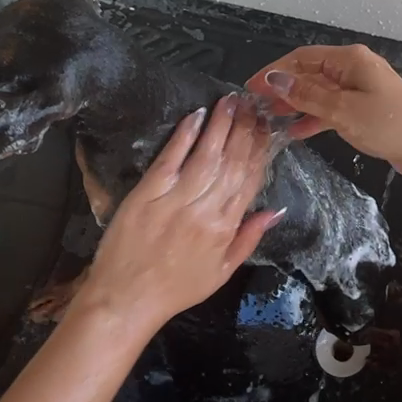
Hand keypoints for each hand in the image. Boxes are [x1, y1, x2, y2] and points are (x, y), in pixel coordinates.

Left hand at [76, 96, 282, 332]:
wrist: (125, 301)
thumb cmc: (176, 289)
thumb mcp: (222, 271)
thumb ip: (250, 238)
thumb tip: (276, 210)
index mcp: (225, 227)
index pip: (249, 178)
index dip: (260, 148)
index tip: (266, 125)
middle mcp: (205, 209)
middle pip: (232, 160)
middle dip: (244, 129)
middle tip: (252, 103)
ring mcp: (175, 199)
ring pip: (206, 154)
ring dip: (221, 125)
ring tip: (231, 100)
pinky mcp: (147, 193)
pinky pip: (170, 159)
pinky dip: (184, 136)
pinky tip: (196, 116)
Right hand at [245, 44, 401, 184]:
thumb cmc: (388, 124)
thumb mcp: (343, 110)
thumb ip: (308, 95)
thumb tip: (275, 79)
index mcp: (350, 59)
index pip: (303, 57)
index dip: (275, 71)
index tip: (251, 87)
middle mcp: (355, 68)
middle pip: (311, 73)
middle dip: (284, 88)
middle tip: (257, 107)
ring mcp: (361, 89)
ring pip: (320, 93)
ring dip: (297, 104)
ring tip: (271, 120)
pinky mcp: (365, 109)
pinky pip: (332, 108)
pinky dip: (315, 117)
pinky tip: (296, 132)